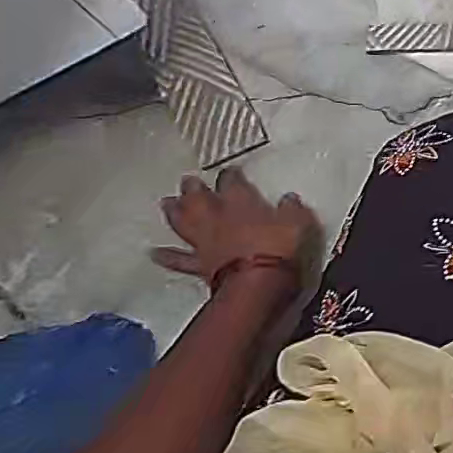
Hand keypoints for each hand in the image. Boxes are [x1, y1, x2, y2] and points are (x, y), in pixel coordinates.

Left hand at [152, 168, 320, 287]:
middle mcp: (216, 218)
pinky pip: (180, 259)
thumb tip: (289, 198)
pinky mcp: (199, 264)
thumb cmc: (279, 246)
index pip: (232, 182)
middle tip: (186, 180)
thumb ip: (292, 209)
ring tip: (166, 203)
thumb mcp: (298, 222)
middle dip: (192, 188)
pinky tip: (154, 253)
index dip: (231, 175)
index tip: (230, 170)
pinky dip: (167, 256)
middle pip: (198, 198)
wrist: (257, 281)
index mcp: (241, 203)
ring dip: (173, 212)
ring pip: (183, 223)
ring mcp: (204, 242)